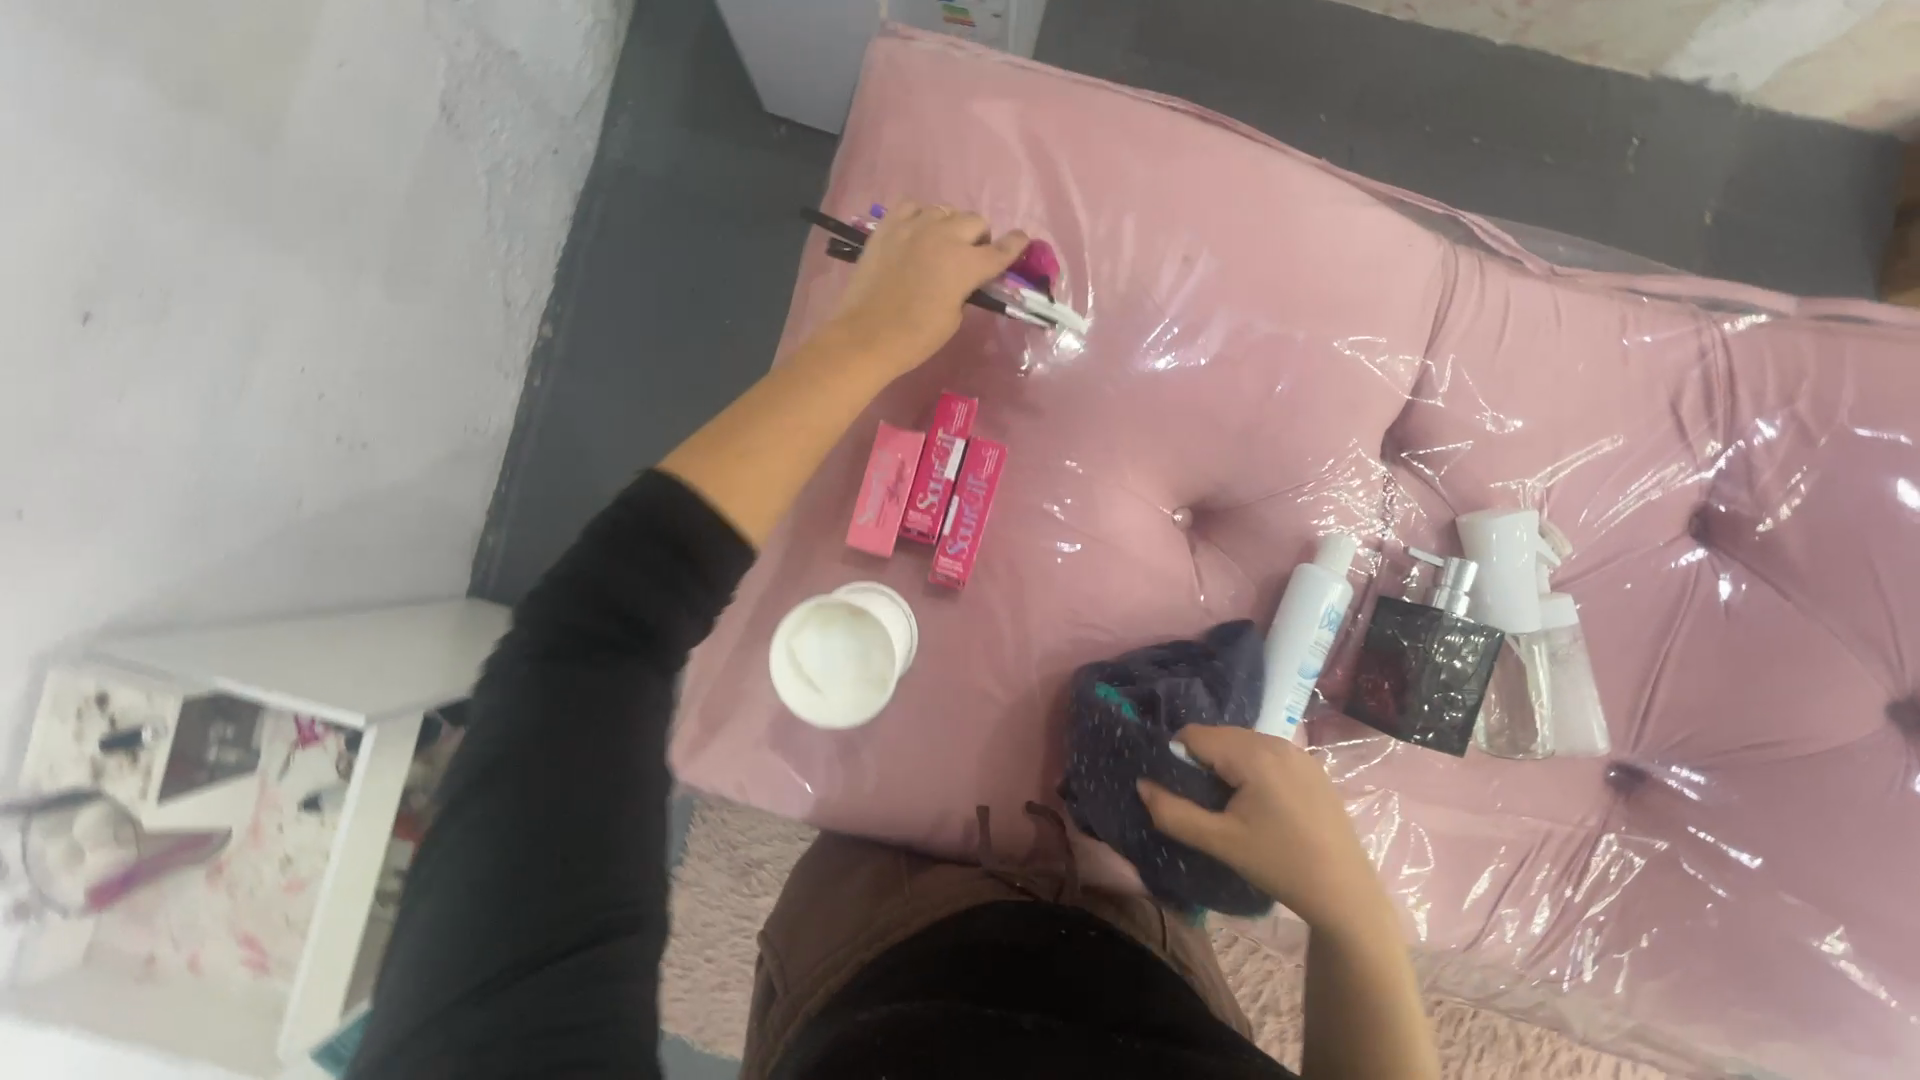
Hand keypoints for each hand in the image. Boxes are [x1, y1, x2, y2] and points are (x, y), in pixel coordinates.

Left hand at [820, 202, 1028, 375]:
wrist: (866, 336)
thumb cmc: (915, 338)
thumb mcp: (953, 318)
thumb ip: (965, 290)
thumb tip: (964, 279)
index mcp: (967, 265)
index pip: (1002, 249)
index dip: (1016, 244)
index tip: (1022, 240)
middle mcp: (945, 237)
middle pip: (975, 221)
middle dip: (978, 237)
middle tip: (968, 256)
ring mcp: (914, 227)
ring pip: (945, 211)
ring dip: (950, 225)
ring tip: (940, 244)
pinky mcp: (887, 227)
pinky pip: (911, 207)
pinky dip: (919, 217)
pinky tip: (915, 233)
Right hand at [1137, 726, 1392, 934]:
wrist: (1345, 894)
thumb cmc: (1279, 865)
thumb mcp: (1219, 842)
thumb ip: (1173, 812)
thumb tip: (1142, 784)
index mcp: (1253, 754)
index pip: (1194, 735)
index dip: (1177, 758)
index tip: (1180, 792)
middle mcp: (1277, 742)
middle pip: (1219, 735)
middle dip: (1202, 761)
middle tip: (1204, 803)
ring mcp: (1299, 752)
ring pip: (1243, 743)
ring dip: (1226, 764)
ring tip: (1230, 806)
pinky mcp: (1312, 767)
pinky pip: (1266, 753)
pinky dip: (1251, 768)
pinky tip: (1259, 806)